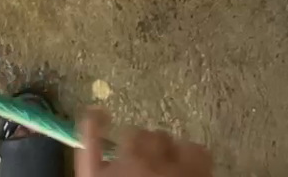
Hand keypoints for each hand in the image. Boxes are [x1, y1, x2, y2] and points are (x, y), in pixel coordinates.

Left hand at [77, 107, 212, 175]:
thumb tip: (197, 174)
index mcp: (186, 175)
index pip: (197, 152)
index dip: (195, 160)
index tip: (195, 168)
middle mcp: (154, 163)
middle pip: (162, 139)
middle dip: (164, 151)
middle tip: (165, 169)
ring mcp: (120, 164)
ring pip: (132, 134)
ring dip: (138, 142)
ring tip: (140, 157)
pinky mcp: (93, 173)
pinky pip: (90, 137)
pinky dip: (93, 122)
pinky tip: (99, 115)